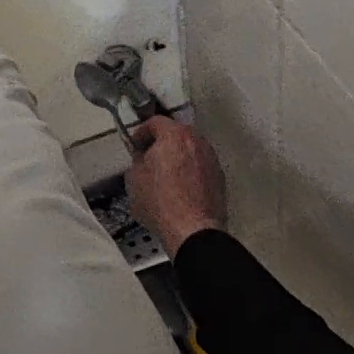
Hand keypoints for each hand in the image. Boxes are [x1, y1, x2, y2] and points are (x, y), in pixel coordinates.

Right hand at [125, 115, 227, 258]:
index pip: (155, 122)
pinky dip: (190, 172)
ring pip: (190, 151)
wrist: (193, 231)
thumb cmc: (159, 201)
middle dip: (162, 143)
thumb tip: (143, 158)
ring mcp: (212, 160)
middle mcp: (197, 141)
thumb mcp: (133, 178)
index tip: (135, 145)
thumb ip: (137, 160)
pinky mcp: (220, 179)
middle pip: (176, 134)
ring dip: (178, 158)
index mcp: (174, 135)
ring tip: (165, 175)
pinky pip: (200, 168)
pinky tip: (180, 189)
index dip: (141, 132)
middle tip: (149, 158)